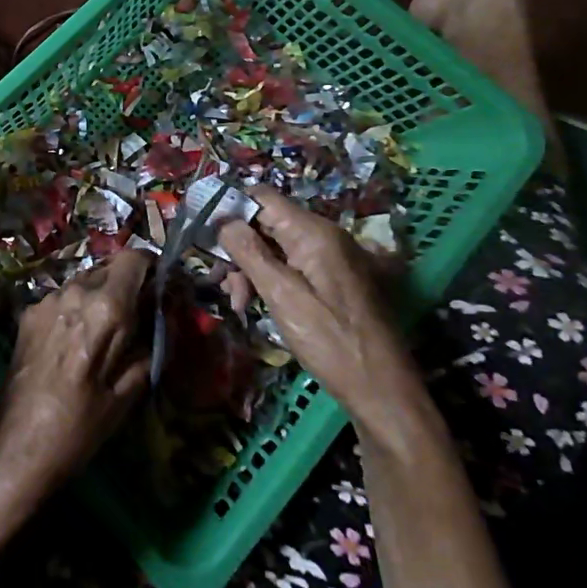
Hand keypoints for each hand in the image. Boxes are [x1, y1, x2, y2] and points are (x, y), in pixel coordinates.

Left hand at [0, 248, 151, 495]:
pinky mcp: (27, 314)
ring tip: (105, 333)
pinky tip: (76, 342)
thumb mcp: (128, 391)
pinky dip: (76, 309)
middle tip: (138, 315)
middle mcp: (74, 291)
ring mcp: (46, 300)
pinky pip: (62, 299)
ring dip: (100, 296)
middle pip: (109, 267)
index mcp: (105, 308)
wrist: (17, 447)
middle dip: (127, 285)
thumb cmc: (80, 425)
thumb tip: (165, 317)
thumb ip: (150, 345)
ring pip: (84, 281)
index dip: (151, 267)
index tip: (161, 286)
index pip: (133, 258)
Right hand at [219, 186, 404, 400]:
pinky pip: (294, 266)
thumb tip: (223, 220)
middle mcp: (326, 236)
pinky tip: (257, 305)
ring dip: (252, 269)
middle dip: (239, 248)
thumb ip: (249, 252)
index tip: (204, 233)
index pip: (263, 197)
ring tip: (239, 302)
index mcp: (314, 233)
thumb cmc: (330, 340)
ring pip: (278, 248)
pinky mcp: (335, 280)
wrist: (382, 390)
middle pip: (268, 224)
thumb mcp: (282, 296)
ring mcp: (333, 258)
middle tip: (223, 283)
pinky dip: (272, 280)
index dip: (230, 208)